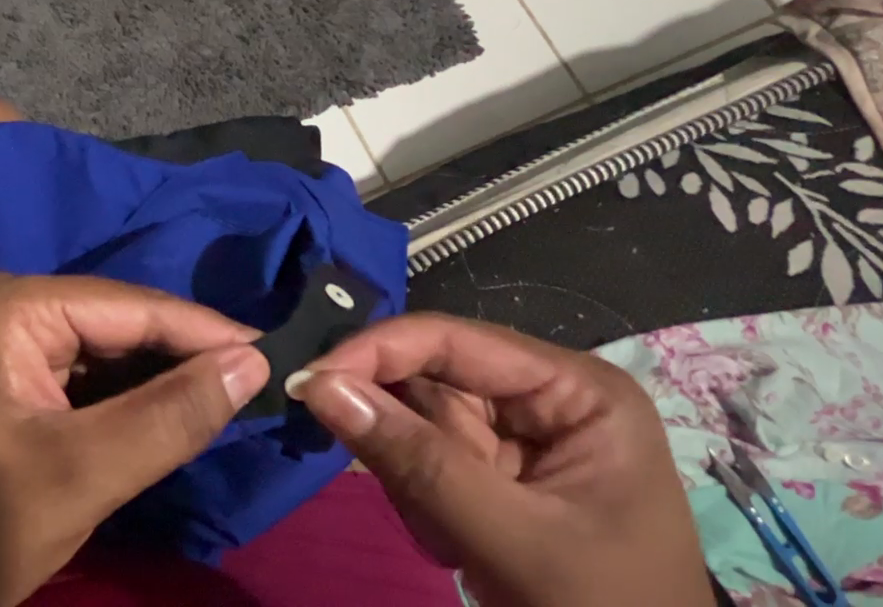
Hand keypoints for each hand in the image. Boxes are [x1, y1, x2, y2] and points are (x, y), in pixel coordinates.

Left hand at [0, 273, 268, 606]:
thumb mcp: (79, 473)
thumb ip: (168, 416)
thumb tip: (253, 364)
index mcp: (15, 306)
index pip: (130, 307)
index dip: (206, 331)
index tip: (277, 356)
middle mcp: (14, 307)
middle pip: (123, 324)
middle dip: (189, 353)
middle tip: (266, 381)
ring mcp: (14, 342)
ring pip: (114, 351)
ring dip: (168, 377)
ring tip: (240, 395)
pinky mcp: (21, 379)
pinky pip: (95, 377)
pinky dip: (138, 397)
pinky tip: (183, 410)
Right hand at [286, 314, 712, 606]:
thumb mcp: (514, 540)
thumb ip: (416, 461)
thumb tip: (317, 386)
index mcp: (574, 389)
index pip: (452, 339)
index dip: (376, 351)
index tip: (308, 381)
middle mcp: (542, 395)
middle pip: (427, 378)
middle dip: (400, 433)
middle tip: (393, 485)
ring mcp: (516, 434)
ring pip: (415, 420)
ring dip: (410, 477)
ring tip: (448, 537)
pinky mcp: (492, 469)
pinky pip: (422, 458)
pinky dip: (418, 499)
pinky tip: (453, 543)